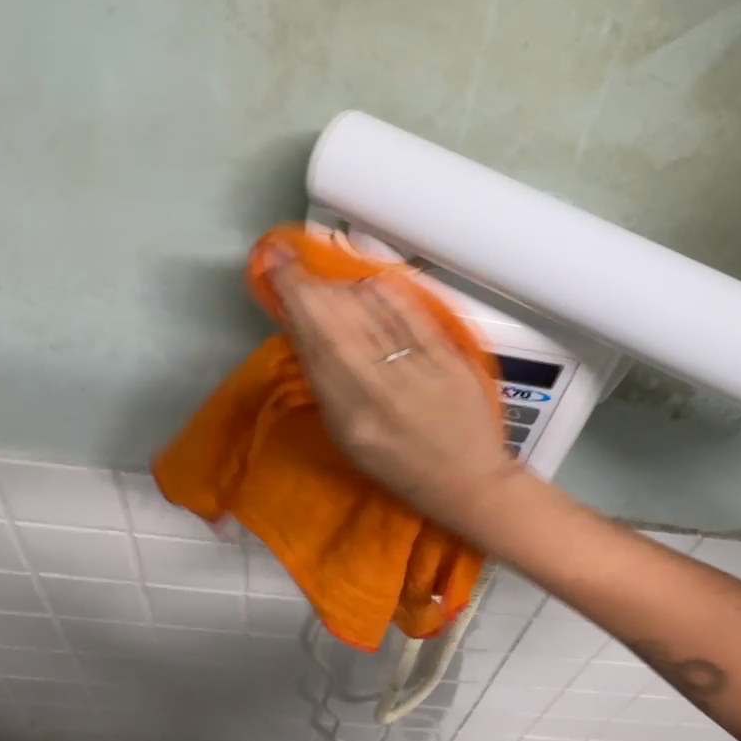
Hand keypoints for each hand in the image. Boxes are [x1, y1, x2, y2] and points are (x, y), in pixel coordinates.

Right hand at [270, 258, 519, 526]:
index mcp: (351, 415)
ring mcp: (419, 371)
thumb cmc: (399, 465)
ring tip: (331, 279)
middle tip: (291, 260)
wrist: (467, 481)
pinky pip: (414, 316)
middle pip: (338, 322)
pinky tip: (372, 283)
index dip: (292, 299)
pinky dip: (389, 294)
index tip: (273, 265)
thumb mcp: (348, 436)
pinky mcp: (450, 359)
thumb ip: (326, 382)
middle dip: (310, 284)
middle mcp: (382, 389)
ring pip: (373, 313)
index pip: (315, 344)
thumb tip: (304, 325)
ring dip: (344, 287)